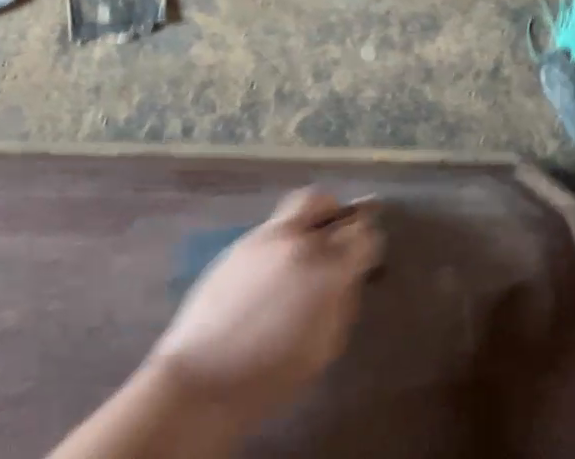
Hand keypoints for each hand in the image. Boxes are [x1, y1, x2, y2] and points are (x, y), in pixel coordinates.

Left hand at [145, 188, 382, 425]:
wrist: (205, 374)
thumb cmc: (273, 375)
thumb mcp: (325, 346)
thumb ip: (341, 302)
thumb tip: (348, 277)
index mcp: (325, 269)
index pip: (362, 234)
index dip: (369, 242)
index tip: (368, 255)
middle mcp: (293, 241)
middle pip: (320, 200)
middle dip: (335, 212)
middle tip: (338, 236)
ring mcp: (259, 239)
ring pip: (291, 211)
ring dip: (305, 226)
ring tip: (305, 258)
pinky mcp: (234, 246)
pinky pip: (268, 231)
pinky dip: (281, 243)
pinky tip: (275, 275)